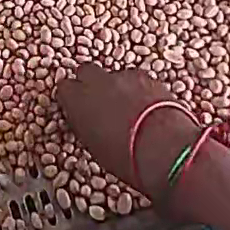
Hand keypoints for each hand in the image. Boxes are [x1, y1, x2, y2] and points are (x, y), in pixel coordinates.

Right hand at [55, 63, 199, 193]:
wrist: (165, 149)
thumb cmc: (127, 157)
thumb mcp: (95, 147)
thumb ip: (86, 126)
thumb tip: (90, 123)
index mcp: (76, 100)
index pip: (64, 88)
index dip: (72, 97)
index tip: (77, 107)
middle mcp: (95, 82)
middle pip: (86, 71)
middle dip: (91, 82)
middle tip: (100, 102)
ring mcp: (122, 76)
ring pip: (114, 75)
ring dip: (118, 87)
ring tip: (129, 110)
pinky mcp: (146, 77)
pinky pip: (137, 79)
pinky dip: (140, 90)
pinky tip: (147, 108)